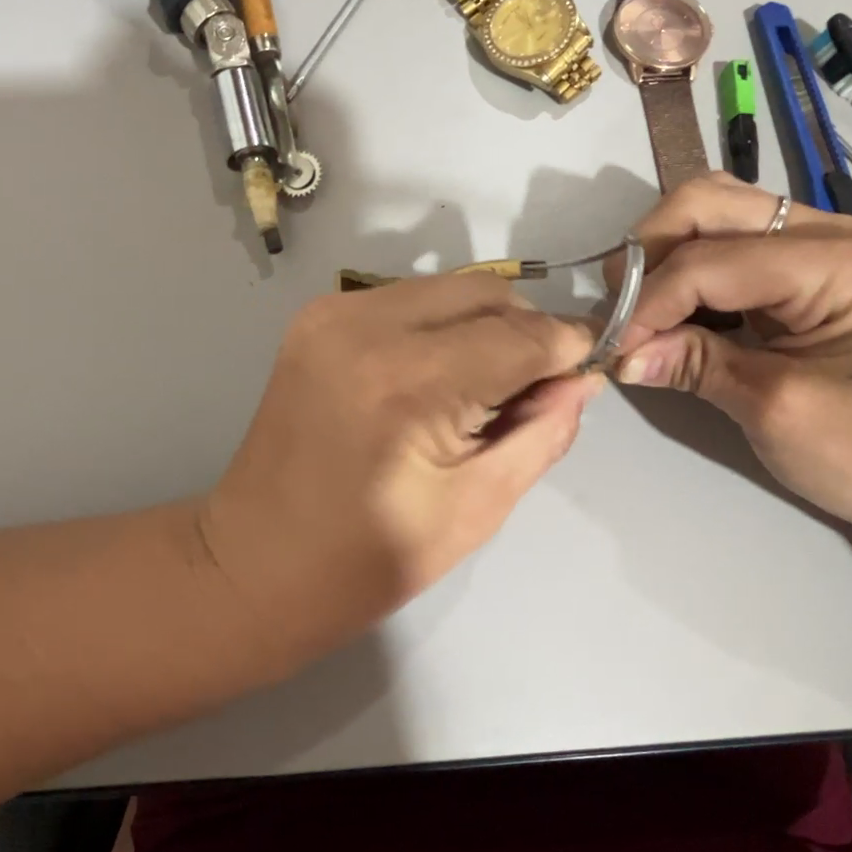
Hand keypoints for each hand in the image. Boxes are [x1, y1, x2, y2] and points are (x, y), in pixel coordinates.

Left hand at [201, 274, 600, 664]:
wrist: (257, 561)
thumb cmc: (367, 558)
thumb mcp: (477, 507)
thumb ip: (542, 432)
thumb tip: (581, 380)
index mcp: (408, 379)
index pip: (521, 335)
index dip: (568, 349)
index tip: (594, 369)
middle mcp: (366, 323)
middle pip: (485, 294)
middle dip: (527, 332)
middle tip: (537, 388)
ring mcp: (333, 314)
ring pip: (446, 290)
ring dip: (483, 326)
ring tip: (485, 388)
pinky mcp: (316, 319)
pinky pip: (405, 301)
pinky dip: (438, 326)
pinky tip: (439, 377)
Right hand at [604, 175, 851, 612]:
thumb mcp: (774, 411)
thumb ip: (693, 364)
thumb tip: (618, 353)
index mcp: (850, 265)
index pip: (715, 260)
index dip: (650, 299)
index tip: (611, 345)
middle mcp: (845, 231)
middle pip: (713, 202)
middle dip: (651, 252)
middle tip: (622, 312)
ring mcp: (835, 241)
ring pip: (720, 212)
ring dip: (669, 255)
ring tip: (644, 311)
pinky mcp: (821, 263)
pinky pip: (738, 241)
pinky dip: (696, 269)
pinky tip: (681, 312)